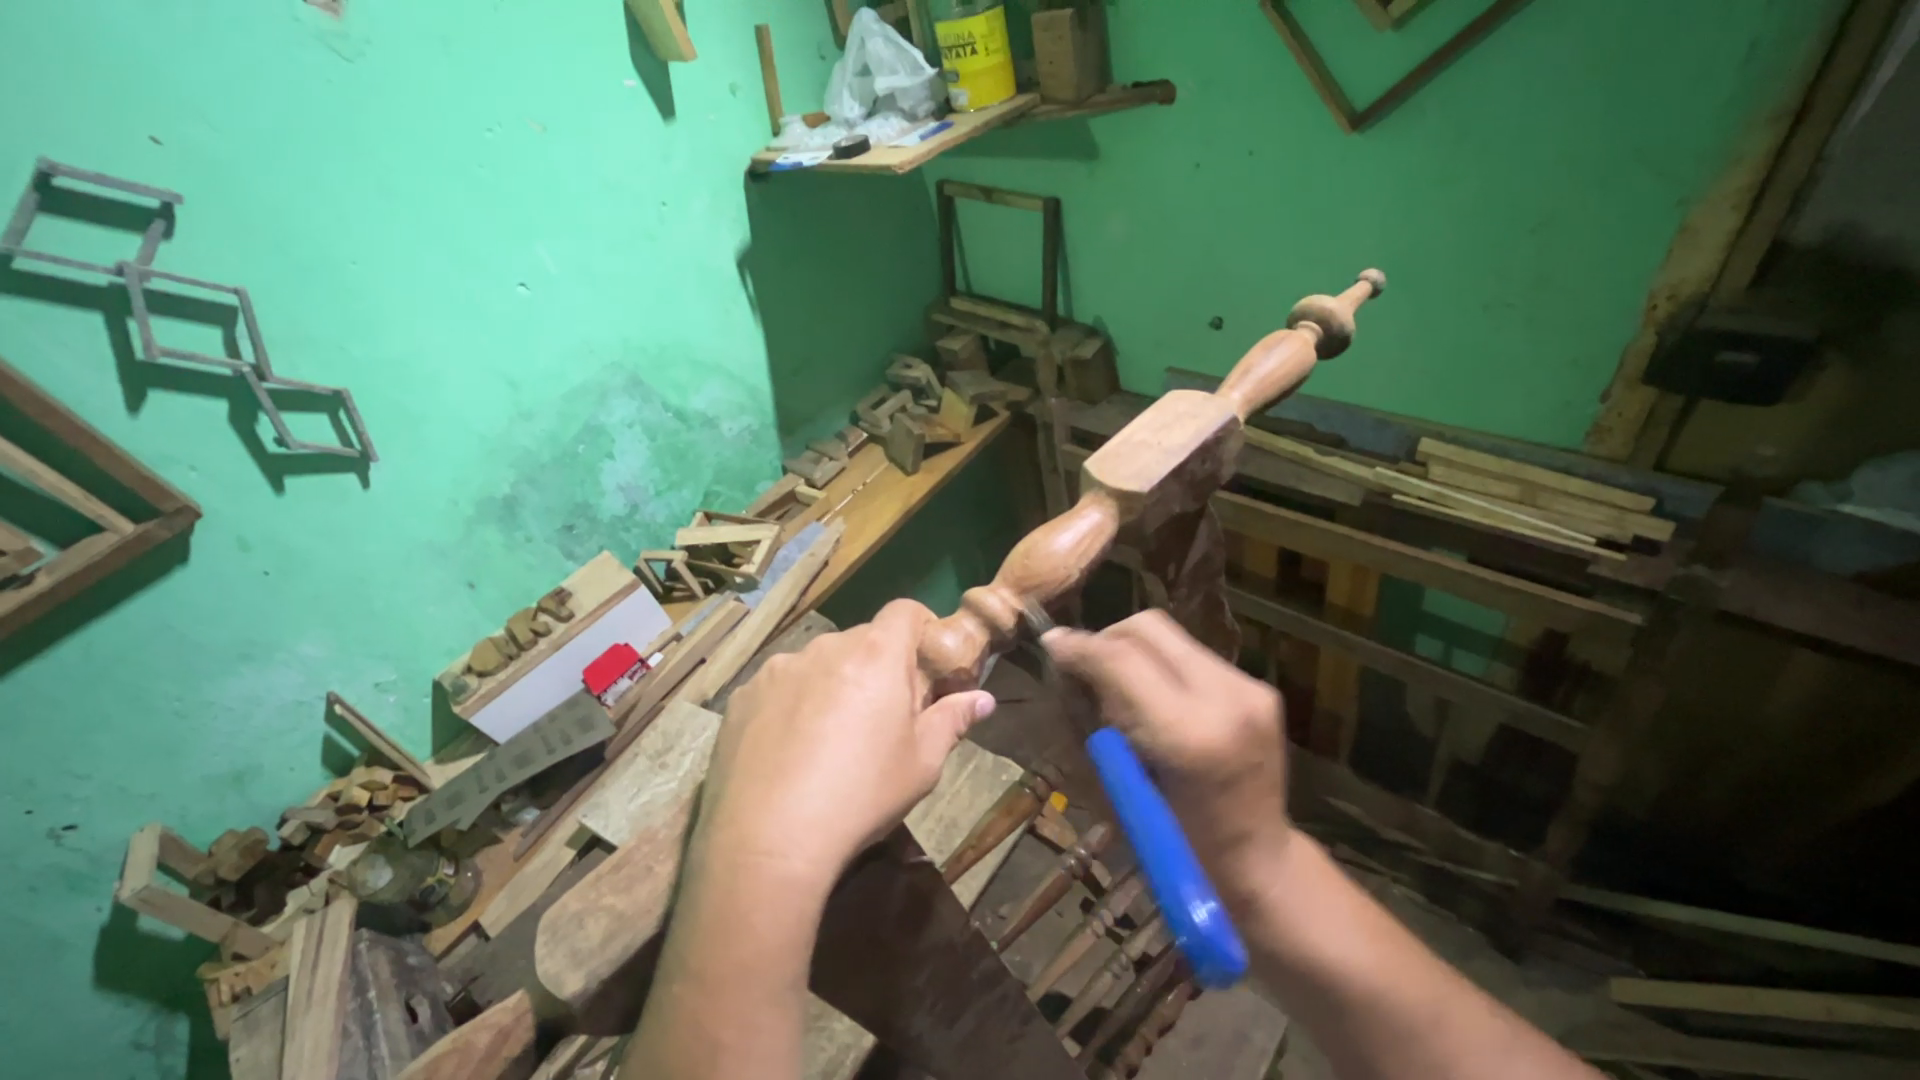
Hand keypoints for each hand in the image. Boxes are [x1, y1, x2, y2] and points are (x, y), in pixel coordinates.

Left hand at [695, 599, 996, 887]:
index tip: (924, 668)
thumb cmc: (862, 796)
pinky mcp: (742, 696)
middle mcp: (825, 647)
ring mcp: (778, 669)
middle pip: (862, 640)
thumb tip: (984, 699)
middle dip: (877, 666)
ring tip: (829, 740)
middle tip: (882, 716)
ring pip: (818, 663)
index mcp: (876, 655)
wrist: (769, 840)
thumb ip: (953, 721)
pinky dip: (791, 705)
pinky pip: (779, 687)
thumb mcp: (922, 764)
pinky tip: (788, 752)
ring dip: (832, 684)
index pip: (905, 611)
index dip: (920, 630)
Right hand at [1042, 610, 1292, 890]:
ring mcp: (1250, 688)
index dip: (1079, 646)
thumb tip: (1067, 663)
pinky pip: (1193, 654)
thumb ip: (1099, 718)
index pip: (1122, 659)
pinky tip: (1154, 697)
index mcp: (1190, 735)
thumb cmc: (1177, 846)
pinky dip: (1161, 665)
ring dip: (1134, 650)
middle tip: (1084, 667)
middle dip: (1106, 639)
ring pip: (1171, 636)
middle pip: (1149, 628)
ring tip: (1118, 686)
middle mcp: (1228, 698)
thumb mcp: (1122, 785)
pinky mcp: (1259, 687)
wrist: (1257, 862)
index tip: (1049, 644)